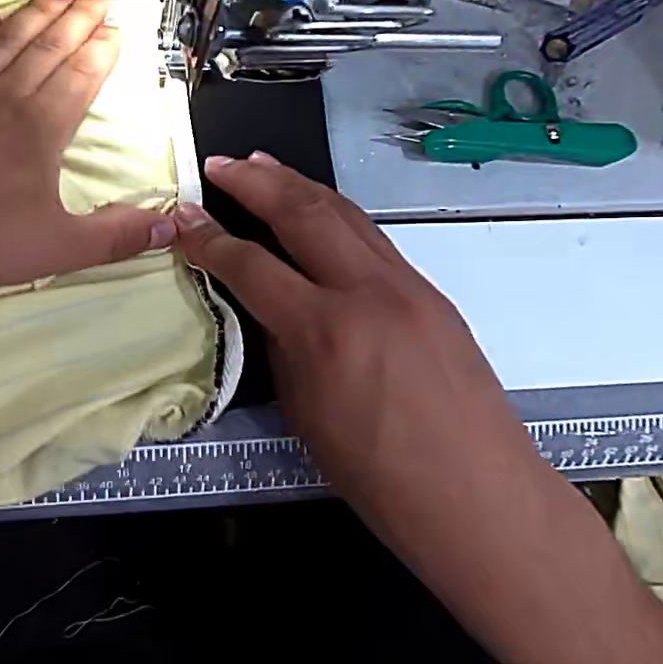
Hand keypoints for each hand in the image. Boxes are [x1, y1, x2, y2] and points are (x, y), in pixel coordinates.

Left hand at [0, 0, 176, 334]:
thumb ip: (115, 237)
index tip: (119, 22)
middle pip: (49, 44)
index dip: (104, 47)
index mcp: (40, 129)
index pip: (82, 74)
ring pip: (6, 38)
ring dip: (36, 11)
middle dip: (80, 14)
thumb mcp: (53, 249)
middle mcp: (3, 97)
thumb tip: (171, 224)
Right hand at [172, 153, 543, 524]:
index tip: (183, 218)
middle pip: (302, 212)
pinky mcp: (431, 292)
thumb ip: (282, 343)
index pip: (252, 265)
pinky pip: (372, 238)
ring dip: (297, 184)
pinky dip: (335, 214)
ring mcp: (408, 286)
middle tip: (220, 163)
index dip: (209, 239)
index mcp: (326, 332)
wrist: (480, 500)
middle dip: (255, 181)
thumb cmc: (379, 477)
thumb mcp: (305, 411)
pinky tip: (316, 211)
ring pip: (344, 213)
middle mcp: (369, 293)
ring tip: (262, 165)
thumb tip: (266, 303)